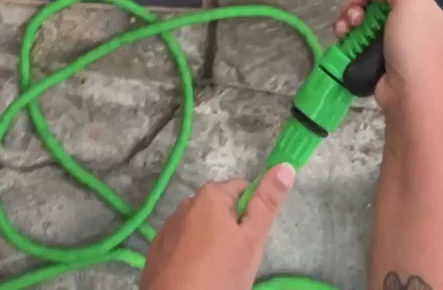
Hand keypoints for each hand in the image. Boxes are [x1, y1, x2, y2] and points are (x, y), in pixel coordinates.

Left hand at [139, 165, 295, 289]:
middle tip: (237, 262)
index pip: (243, 190)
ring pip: (201, 228)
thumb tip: (285, 166)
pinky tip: (197, 277)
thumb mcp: (251, 241)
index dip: (253, 214)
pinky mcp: (157, 249)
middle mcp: (186, 202)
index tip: (252, 241)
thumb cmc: (220, 274)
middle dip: (232, 231)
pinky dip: (192, 255)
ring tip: (217, 274)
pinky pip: (183, 244)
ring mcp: (169, 226)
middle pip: (221, 210)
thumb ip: (267, 203)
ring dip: (212, 243)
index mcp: (210, 195)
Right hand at [332, 0, 442, 115]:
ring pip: (363, 4)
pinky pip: (355, 25)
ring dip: (351, 8)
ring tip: (350, 23)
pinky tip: (343, 32)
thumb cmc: (417, 47)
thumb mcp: (414, 0)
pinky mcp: (375, 46)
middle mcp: (411, 11)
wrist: (411, 98)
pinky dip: (346, 25)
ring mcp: (392, 30)